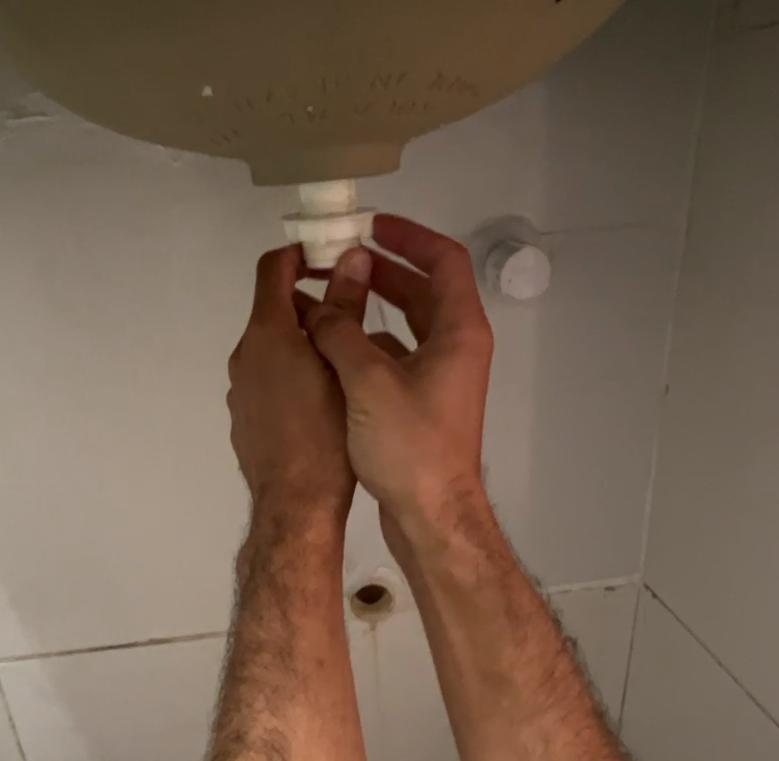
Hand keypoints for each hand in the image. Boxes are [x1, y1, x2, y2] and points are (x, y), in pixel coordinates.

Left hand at [227, 244, 355, 517]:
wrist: (295, 504)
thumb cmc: (327, 435)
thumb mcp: (344, 366)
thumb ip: (345, 309)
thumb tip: (350, 257)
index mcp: (266, 335)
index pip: (272, 270)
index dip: (300, 254)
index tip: (329, 256)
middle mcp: (244, 357)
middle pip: (272, 312)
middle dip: (309, 305)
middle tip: (350, 320)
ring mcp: (239, 391)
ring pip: (270, 350)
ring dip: (299, 344)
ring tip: (340, 366)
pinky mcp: (243, 419)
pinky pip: (265, 382)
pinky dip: (288, 376)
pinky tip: (317, 405)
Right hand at [303, 215, 494, 542]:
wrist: (431, 516)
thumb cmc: (410, 446)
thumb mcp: (368, 382)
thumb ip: (340, 334)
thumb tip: (318, 305)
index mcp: (459, 332)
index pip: (444, 260)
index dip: (409, 236)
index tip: (369, 225)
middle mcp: (456, 349)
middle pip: (422, 292)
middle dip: (379, 272)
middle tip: (334, 261)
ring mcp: (440, 379)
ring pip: (405, 328)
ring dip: (369, 311)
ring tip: (325, 301)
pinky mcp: (421, 405)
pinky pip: (394, 359)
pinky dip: (366, 347)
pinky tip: (331, 350)